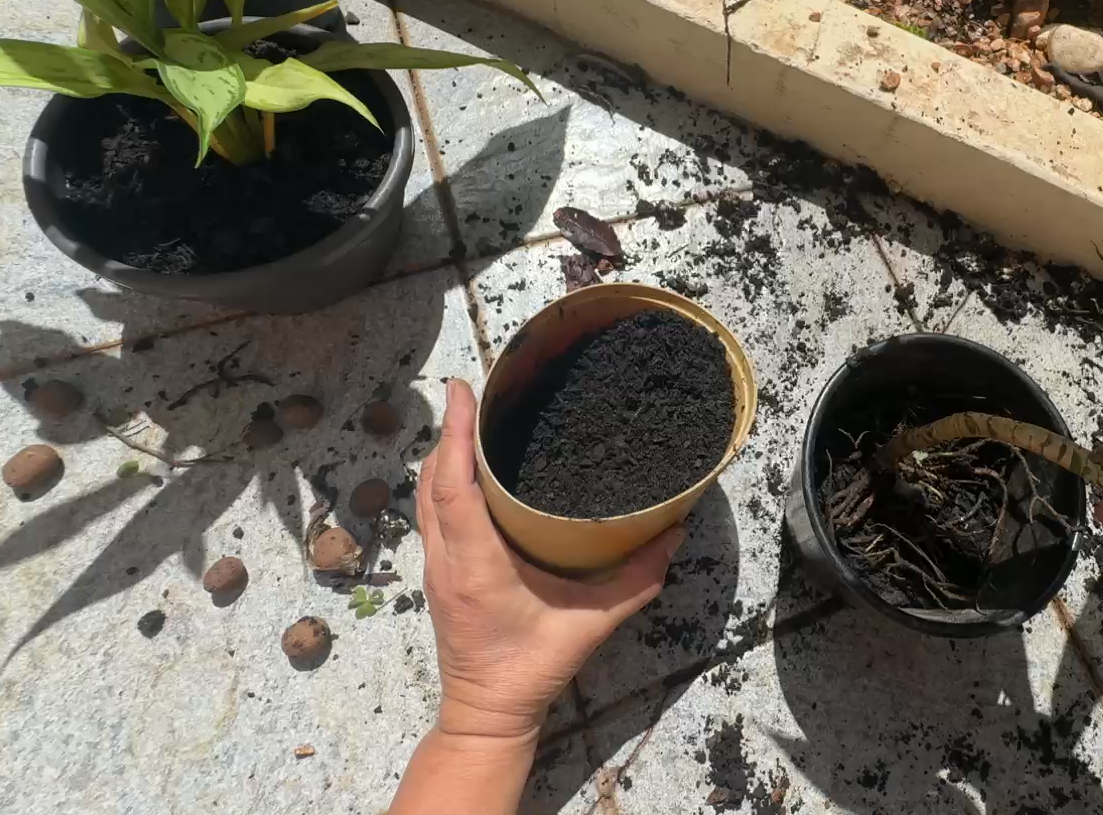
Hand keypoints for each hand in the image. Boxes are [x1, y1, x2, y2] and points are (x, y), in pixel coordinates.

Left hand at [416, 379, 683, 741]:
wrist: (487, 714)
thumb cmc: (534, 666)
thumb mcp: (593, 623)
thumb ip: (638, 578)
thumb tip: (677, 530)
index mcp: (477, 566)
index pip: (455, 490)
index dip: (454, 437)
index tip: (461, 392)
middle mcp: (447, 559)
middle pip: (432, 482)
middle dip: (447, 431)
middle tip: (473, 390)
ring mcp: (437, 566)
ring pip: (426, 496)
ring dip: (441, 453)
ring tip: (469, 416)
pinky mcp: (440, 572)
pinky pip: (431, 512)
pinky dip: (442, 478)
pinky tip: (465, 464)